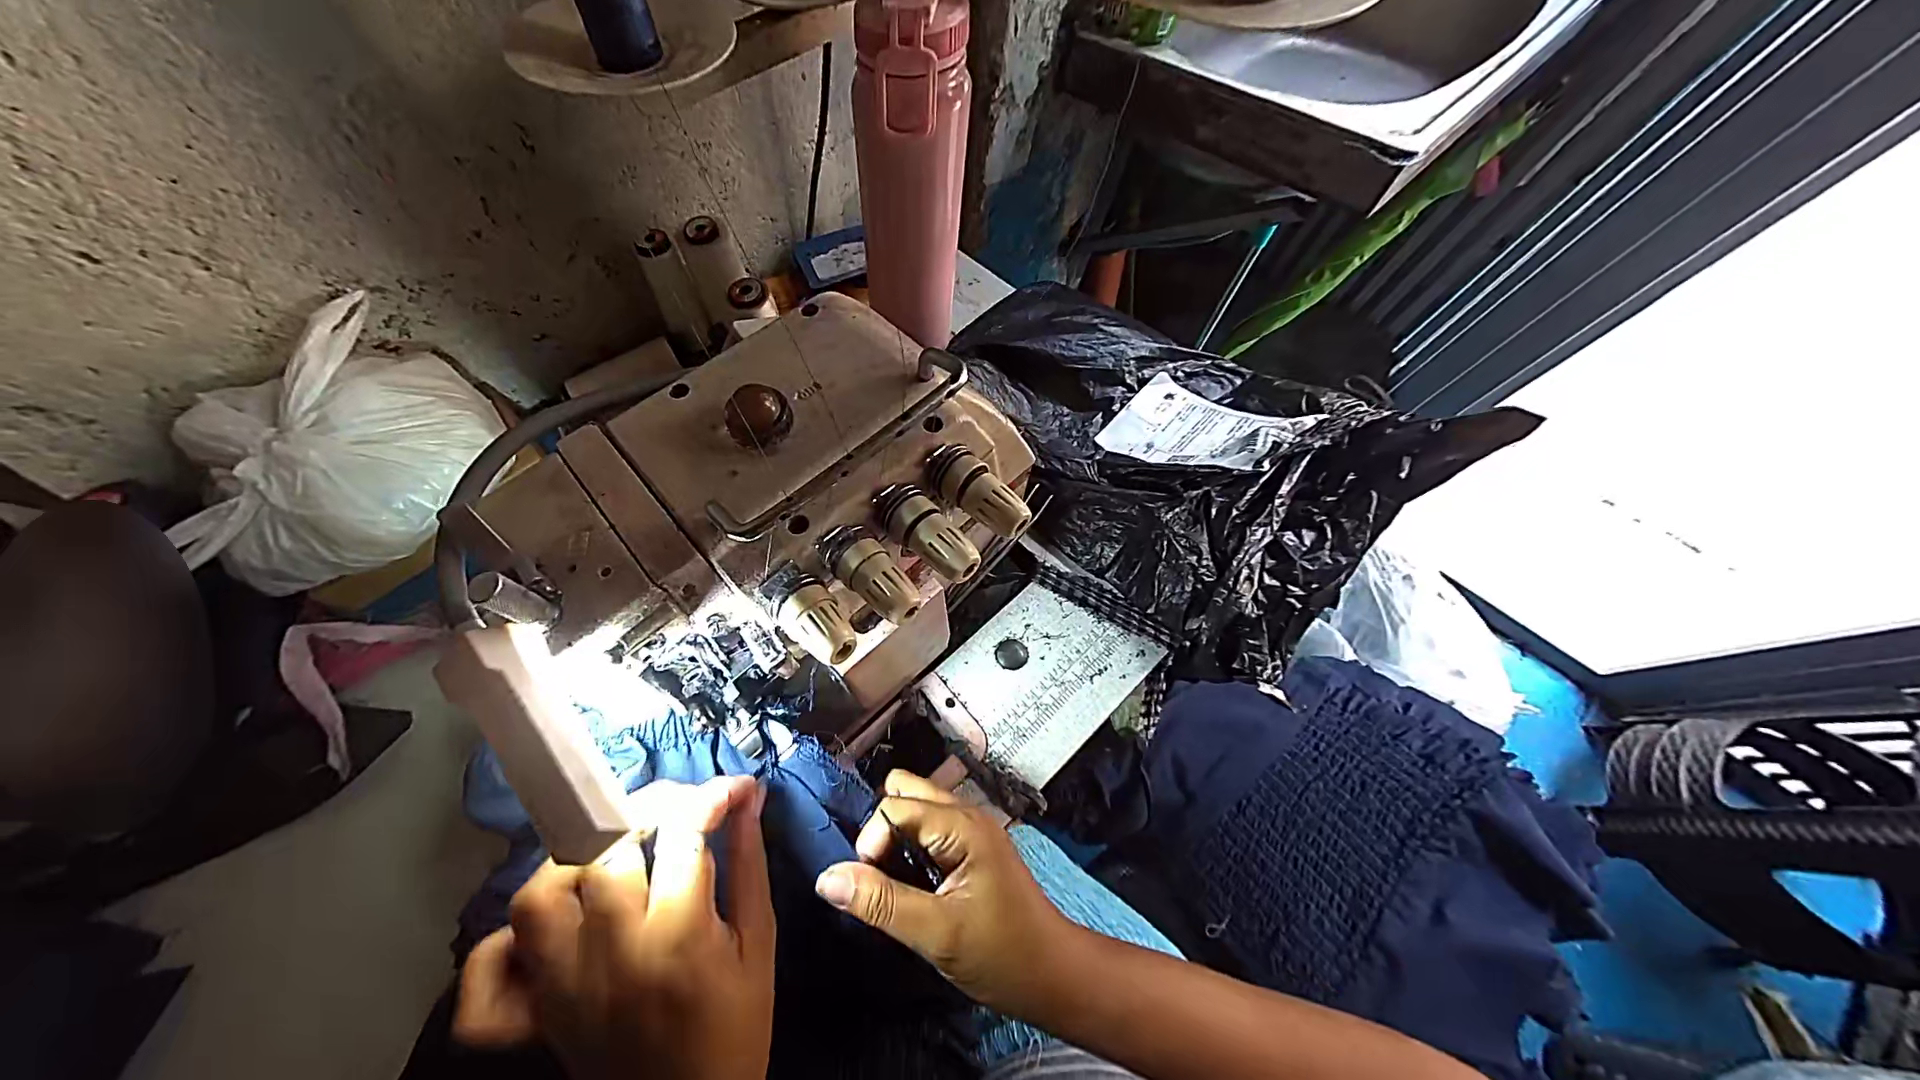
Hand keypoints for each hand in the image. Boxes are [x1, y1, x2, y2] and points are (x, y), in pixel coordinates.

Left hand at [454, 776, 775, 1079]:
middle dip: (648, 811)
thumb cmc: (737, 1027)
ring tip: (618, 856)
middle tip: (679, 813)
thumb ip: (750, 863)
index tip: (735, 790)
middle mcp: (609, 954)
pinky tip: (560, 920)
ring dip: (578, 858)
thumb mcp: (759, 941)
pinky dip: (511, 936)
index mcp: (678, 936)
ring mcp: (560, 987)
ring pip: (539, 893)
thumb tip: (747, 800)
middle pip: (604, 849)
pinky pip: (490, 969)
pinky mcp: (532, 1016)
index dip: (712, 796)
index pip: (683, 832)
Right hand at [813, 770, 1073, 1014]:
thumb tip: (828, 878)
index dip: (872, 842)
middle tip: (883, 879)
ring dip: (896, 841)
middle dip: (881, 831)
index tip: (871, 887)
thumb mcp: (936, 934)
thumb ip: (881, 903)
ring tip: (898, 886)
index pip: (894, 806)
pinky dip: (911, 850)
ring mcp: (971, 829)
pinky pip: (928, 830)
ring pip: (914, 810)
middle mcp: (966, 815)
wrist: (1054, 976)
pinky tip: (914, 886)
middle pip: (904, 793)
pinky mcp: (971, 847)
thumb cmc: (1003, 955)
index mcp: (963, 825)